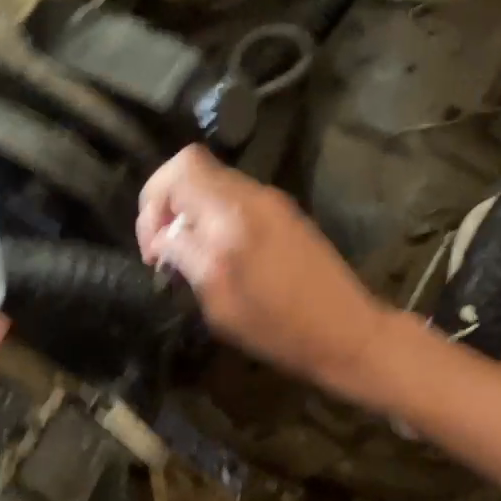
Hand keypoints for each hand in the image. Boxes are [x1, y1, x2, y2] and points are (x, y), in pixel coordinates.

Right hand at [138, 146, 391, 389]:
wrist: (347, 332)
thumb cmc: (279, 331)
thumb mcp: (219, 303)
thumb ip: (186, 258)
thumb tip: (166, 236)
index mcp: (231, 219)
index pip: (179, 171)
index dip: (152, 202)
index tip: (154, 247)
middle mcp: (251, 197)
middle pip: (192, 168)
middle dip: (166, 203)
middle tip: (164, 247)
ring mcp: (272, 201)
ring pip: (213, 183)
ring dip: (191, 210)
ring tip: (190, 254)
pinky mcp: (285, 212)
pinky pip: (235, 199)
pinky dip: (215, 216)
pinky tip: (221, 253)